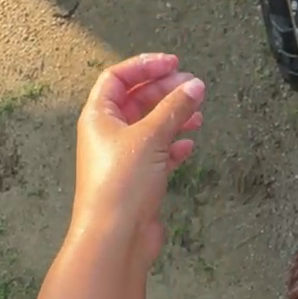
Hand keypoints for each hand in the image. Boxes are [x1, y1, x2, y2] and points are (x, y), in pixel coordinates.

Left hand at [71, 53, 204, 264]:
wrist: (116, 235)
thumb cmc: (120, 185)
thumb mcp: (150, 137)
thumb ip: (175, 108)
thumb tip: (194, 85)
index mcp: (99, 116)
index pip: (119, 78)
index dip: (145, 66)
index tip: (173, 63)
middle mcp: (108, 134)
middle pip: (138, 100)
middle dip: (166, 91)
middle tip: (192, 86)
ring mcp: (124, 157)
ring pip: (152, 126)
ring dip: (174, 117)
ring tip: (198, 114)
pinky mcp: (139, 179)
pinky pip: (159, 153)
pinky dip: (175, 146)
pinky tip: (189, 145)